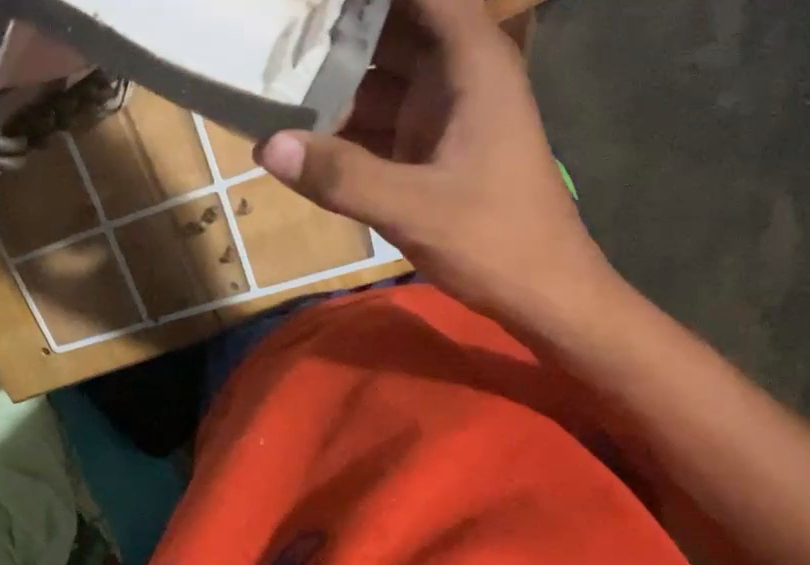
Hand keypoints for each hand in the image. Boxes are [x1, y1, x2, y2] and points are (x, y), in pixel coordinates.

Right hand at [256, 0, 611, 320]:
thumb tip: (267, 146)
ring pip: (376, 83)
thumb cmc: (494, 238)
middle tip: (271, 37)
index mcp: (470, 64)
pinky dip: (340, 132)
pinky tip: (296, 137)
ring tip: (268, 82)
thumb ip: (341, 176)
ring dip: (330, 85)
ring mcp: (440, 118)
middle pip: (388, 32)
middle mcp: (454, 78)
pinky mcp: (427, 155)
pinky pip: (376, 128)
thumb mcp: (413, 207)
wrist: (541, 291)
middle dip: (334, 33)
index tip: (310, 3)